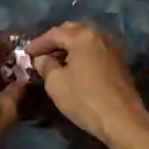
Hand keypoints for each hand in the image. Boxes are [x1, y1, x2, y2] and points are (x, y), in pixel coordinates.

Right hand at [30, 21, 148, 146]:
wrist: (121, 118)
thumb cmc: (84, 98)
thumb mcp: (56, 84)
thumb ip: (45, 66)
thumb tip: (42, 58)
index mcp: (83, 35)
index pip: (55, 33)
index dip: (39, 43)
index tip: (27, 53)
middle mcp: (99, 34)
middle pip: (72, 31)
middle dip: (55, 40)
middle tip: (41, 53)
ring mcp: (111, 46)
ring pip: (85, 39)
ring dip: (69, 46)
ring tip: (56, 59)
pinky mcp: (118, 59)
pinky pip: (94, 49)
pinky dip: (82, 53)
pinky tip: (74, 66)